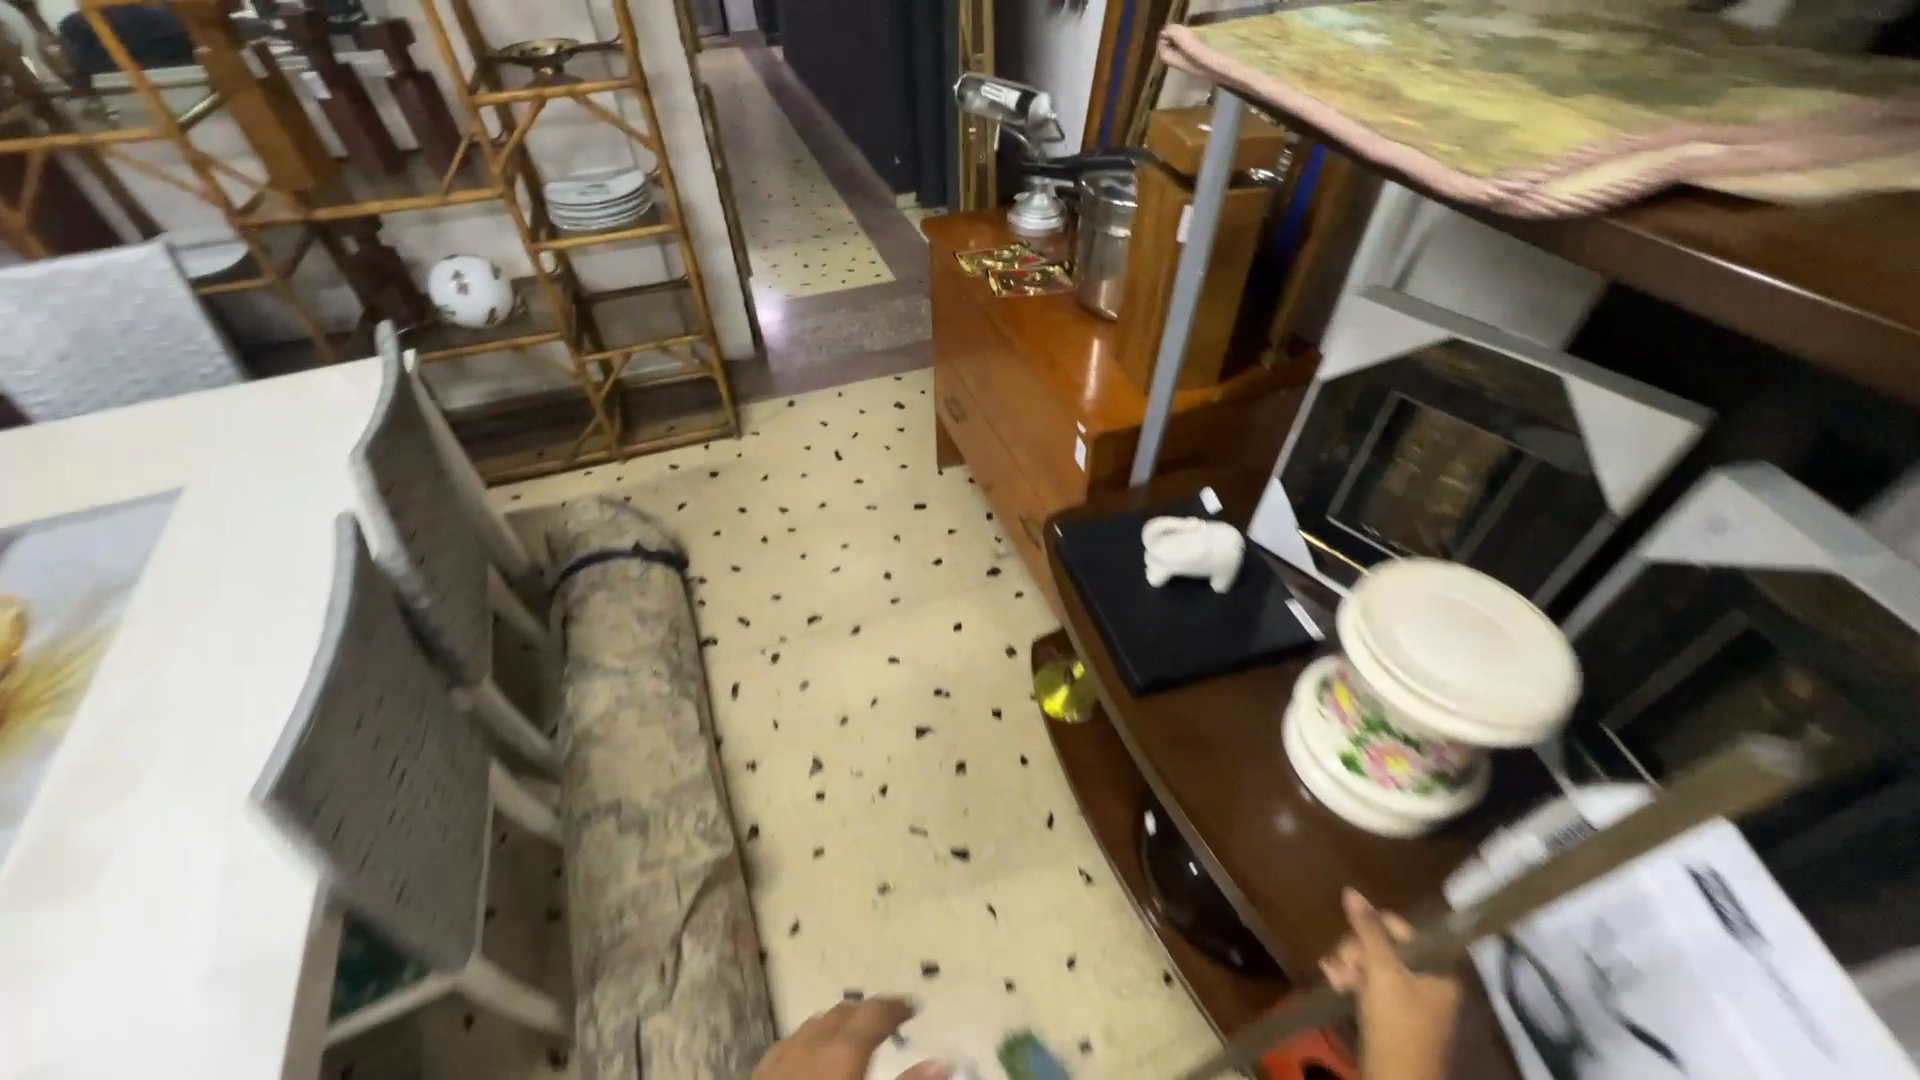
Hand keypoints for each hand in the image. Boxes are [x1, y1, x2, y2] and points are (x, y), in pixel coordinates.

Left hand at [752, 996, 950, 1079]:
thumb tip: (943, 1064)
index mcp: (844, 1050)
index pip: (876, 1013)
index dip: (896, 1007)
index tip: (914, 1006)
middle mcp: (812, 1042)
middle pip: (844, 1013)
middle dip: (867, 1013)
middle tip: (888, 1022)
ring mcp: (781, 1056)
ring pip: (815, 1025)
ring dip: (838, 1024)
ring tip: (853, 1035)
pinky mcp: (760, 1072)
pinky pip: (790, 1043)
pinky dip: (809, 1041)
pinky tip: (810, 1056)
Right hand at [1320, 889, 1460, 1079]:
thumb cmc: (1397, 1023)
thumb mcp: (1381, 971)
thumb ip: (1367, 930)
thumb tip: (1350, 891)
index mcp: (1438, 967)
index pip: (1400, 927)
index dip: (1371, 929)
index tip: (1352, 942)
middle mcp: (1430, 979)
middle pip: (1384, 945)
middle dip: (1356, 950)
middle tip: (1341, 963)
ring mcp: (1413, 999)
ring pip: (1374, 965)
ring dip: (1350, 965)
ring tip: (1334, 977)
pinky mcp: (1395, 1016)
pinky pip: (1372, 985)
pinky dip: (1354, 981)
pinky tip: (1336, 984)